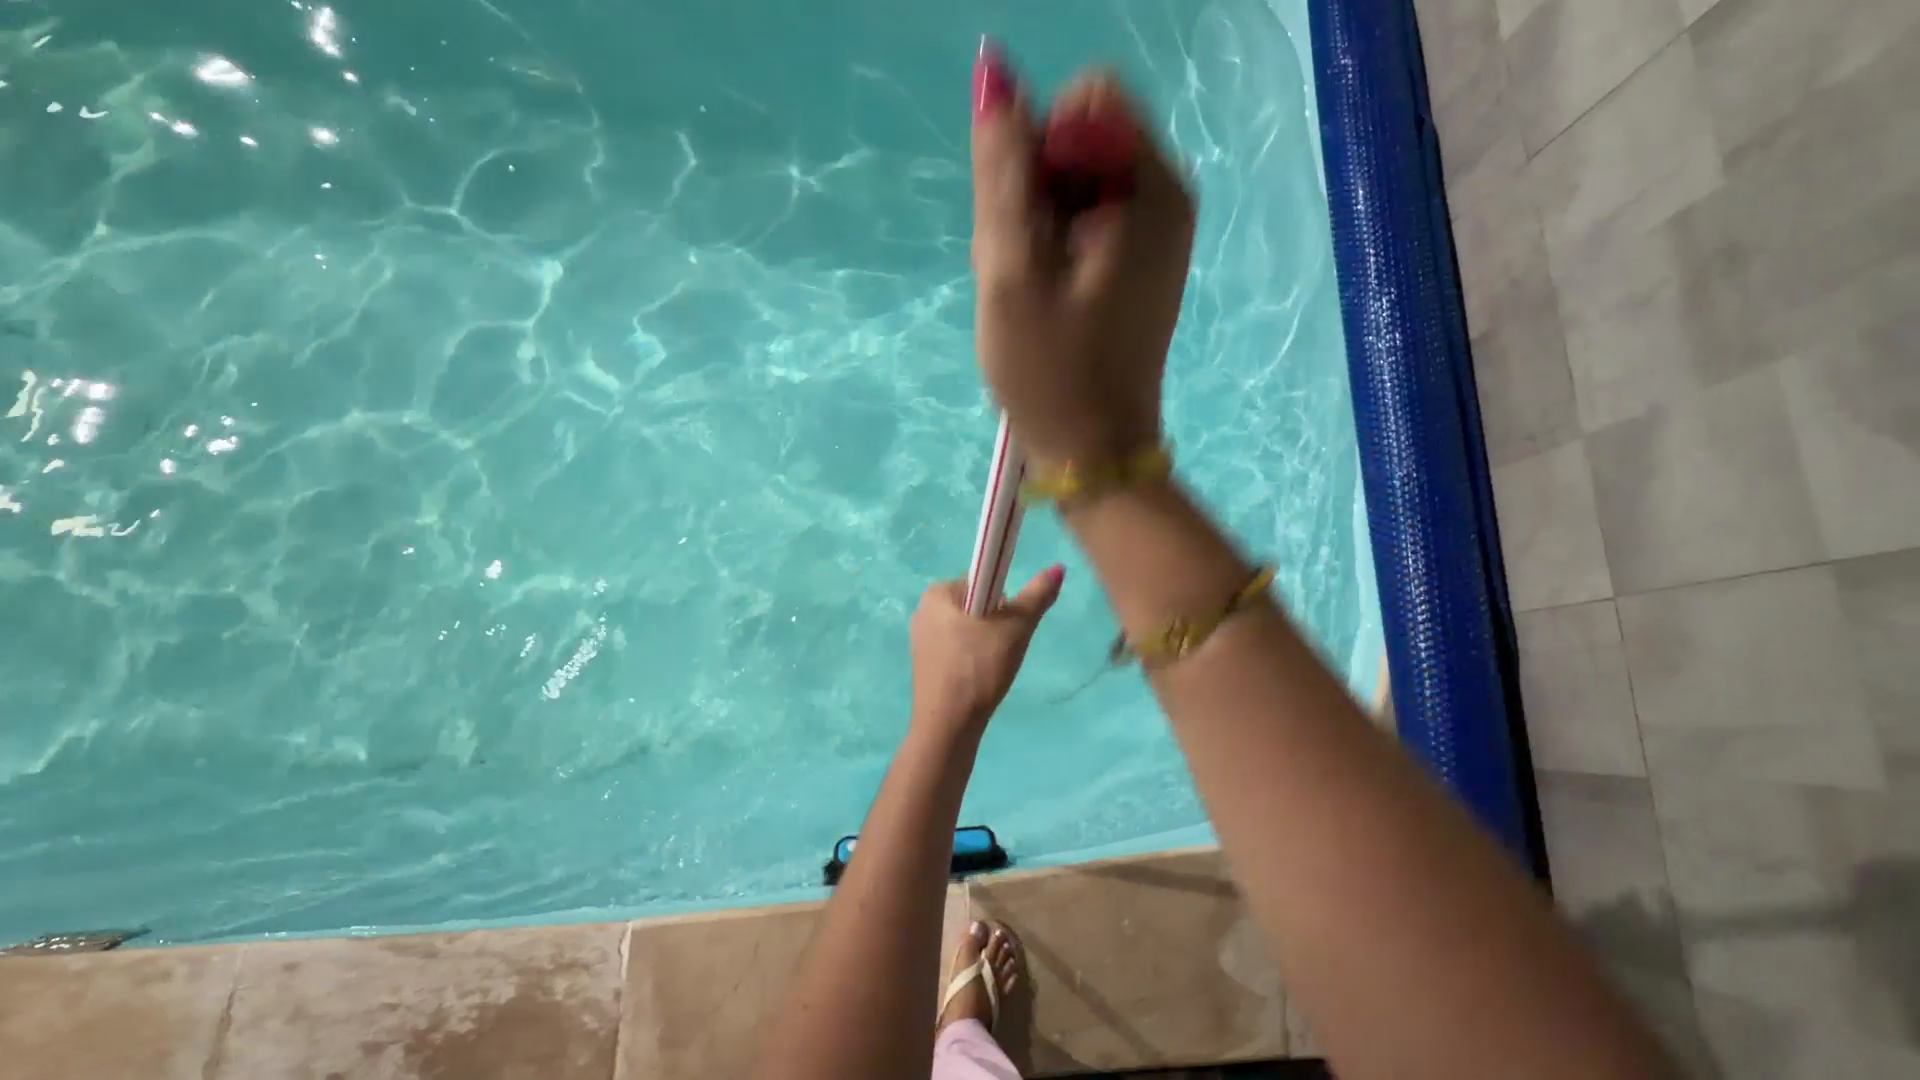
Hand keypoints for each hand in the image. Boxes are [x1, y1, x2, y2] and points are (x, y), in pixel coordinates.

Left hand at [910, 565, 1064, 734]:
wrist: (948, 725)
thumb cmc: (979, 668)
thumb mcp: (1015, 629)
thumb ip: (1037, 596)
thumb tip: (1059, 568)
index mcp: (937, 592)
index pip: (983, 580)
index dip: (1004, 601)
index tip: (1008, 626)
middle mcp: (923, 610)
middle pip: (976, 604)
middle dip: (995, 624)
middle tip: (1003, 649)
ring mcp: (920, 638)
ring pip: (968, 628)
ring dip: (986, 643)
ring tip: (991, 667)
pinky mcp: (924, 663)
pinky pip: (956, 649)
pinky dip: (972, 658)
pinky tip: (978, 678)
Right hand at [969, 45, 1195, 467]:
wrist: (1094, 451)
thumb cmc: (1049, 371)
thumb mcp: (1010, 269)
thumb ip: (1002, 170)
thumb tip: (995, 75)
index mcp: (1149, 189)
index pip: (1085, 103)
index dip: (1039, 150)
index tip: (1026, 222)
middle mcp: (1167, 195)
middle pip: (1083, 139)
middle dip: (1036, 188)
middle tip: (1023, 264)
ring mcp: (1161, 228)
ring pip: (1078, 179)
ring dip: (1039, 219)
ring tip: (1031, 286)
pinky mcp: (1146, 257)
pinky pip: (1089, 214)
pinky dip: (1056, 241)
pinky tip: (1045, 292)